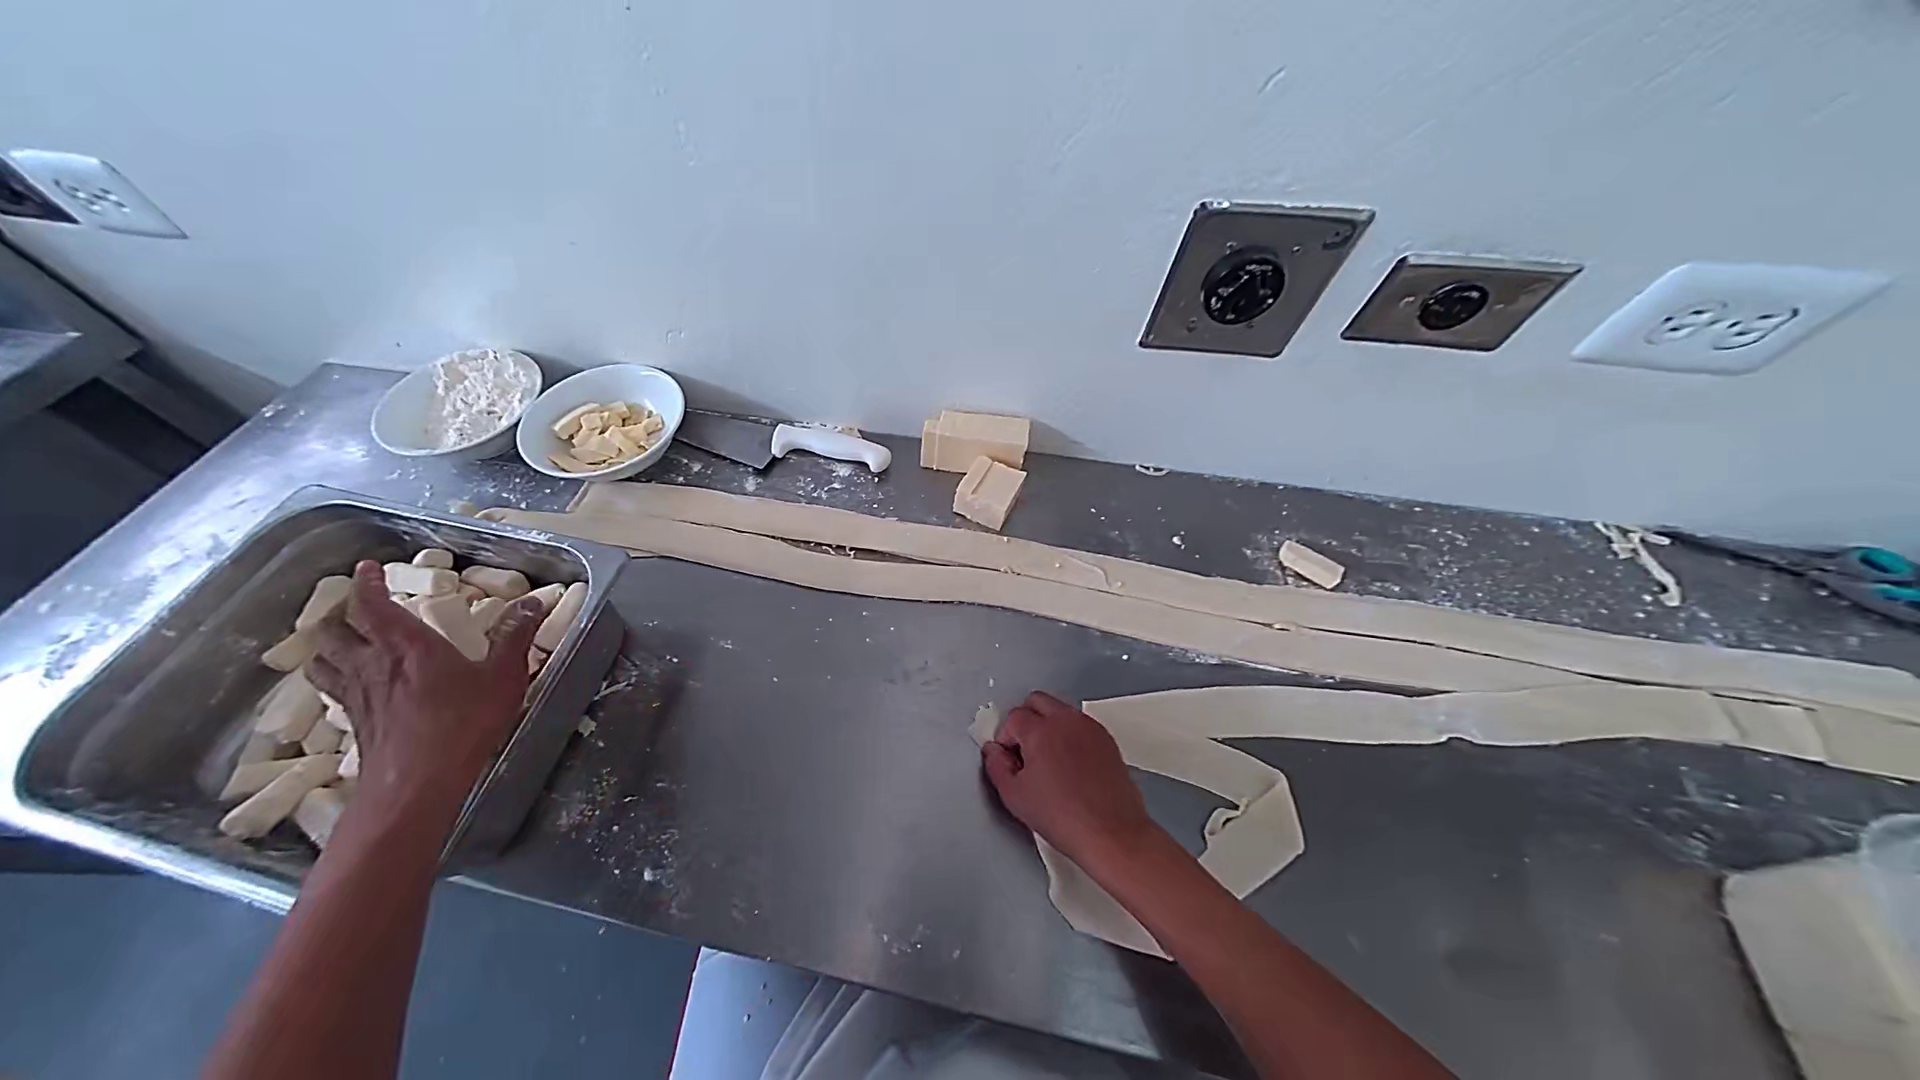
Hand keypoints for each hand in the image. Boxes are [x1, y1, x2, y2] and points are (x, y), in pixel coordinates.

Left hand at [306, 561, 544, 822]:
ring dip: (328, 644)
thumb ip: (515, 636)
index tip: (368, 568)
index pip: (370, 604)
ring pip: (322, 659)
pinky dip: (334, 675)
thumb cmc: (464, 723)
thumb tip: (532, 603)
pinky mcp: (355, 721)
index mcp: (405, 645)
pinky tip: (354, 683)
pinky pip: (332, 688)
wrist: (418, 782)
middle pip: (332, 630)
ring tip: (344, 640)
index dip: (365, 583)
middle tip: (358, 605)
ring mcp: (357, 694)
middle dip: (340, 613)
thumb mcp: (504, 676)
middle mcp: (371, 664)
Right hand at [980, 691, 1164, 872]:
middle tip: (1021, 747)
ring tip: (1045, 758)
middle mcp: (1067, 722)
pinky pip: (1081, 725)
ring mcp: (1089, 728)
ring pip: (1060, 710)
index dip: (1005, 737)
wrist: (1110, 833)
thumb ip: (996, 766)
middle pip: (1037, 701)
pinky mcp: (1106, 739)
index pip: (1013, 717)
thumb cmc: (1068, 817)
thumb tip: (994, 754)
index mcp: (1041, 731)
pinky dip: (1070, 735)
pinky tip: (1068, 764)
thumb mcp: (1014, 796)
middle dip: (1024, 719)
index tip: (1007, 754)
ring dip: (1048, 724)